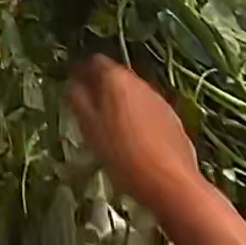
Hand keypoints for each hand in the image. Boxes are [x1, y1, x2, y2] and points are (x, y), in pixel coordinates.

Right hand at [67, 53, 202, 211]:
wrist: (171, 185)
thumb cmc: (123, 154)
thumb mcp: (90, 128)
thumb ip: (77, 99)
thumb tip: (72, 84)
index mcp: (115, 77)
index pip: (94, 60)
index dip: (82, 69)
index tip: (73, 83)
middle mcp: (138, 81)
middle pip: (115, 75)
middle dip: (101, 87)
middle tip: (90, 106)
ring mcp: (158, 99)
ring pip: (133, 93)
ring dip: (121, 102)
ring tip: (112, 126)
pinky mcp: (173, 119)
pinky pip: (149, 109)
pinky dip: (139, 116)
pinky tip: (136, 140)